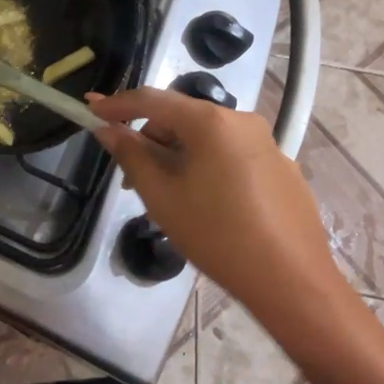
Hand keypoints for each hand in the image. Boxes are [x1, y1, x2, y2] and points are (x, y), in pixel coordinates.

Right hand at [87, 88, 341, 312]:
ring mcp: (267, 144)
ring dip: (180, 157)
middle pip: (181, 119)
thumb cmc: (218, 235)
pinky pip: (232, 156)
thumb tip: (108, 129)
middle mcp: (241, 120)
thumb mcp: (162, 196)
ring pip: (207, 139)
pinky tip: (208, 207)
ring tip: (169, 199)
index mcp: (210, 121)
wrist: (294, 284)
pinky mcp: (282, 169)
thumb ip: (131, 155)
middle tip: (131, 180)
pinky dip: (209, 168)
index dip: (117, 104)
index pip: (152, 100)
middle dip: (151, 141)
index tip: (89, 109)